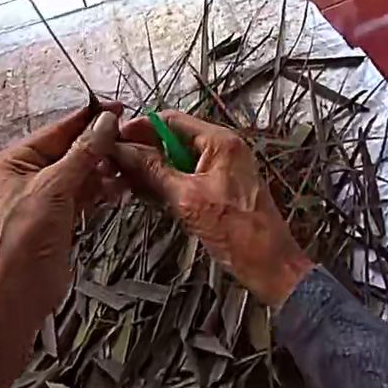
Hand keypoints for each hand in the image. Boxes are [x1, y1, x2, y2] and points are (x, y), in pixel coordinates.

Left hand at [0, 100, 124, 387]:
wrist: (13, 301)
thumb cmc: (22, 242)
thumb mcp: (54, 190)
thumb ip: (83, 153)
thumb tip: (107, 121)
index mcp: (17, 158)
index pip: (60, 128)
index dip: (90, 118)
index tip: (121, 109)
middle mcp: (30, 171)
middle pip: (74, 148)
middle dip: (102, 145)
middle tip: (134, 140)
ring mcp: (47, 195)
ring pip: (83, 171)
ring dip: (106, 168)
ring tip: (131, 165)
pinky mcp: (61, 216)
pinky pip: (86, 193)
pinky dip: (103, 190)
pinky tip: (123, 188)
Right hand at [110, 110, 314, 305]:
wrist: (271, 268)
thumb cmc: (240, 234)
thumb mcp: (188, 199)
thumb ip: (154, 171)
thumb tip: (126, 152)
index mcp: (220, 141)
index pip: (171, 120)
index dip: (141, 127)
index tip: (117, 138)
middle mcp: (222, 148)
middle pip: (173, 139)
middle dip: (144, 151)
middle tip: (117, 163)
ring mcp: (221, 168)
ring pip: (177, 159)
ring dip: (153, 170)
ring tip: (127, 182)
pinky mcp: (219, 187)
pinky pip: (187, 176)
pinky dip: (167, 184)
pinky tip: (148, 196)